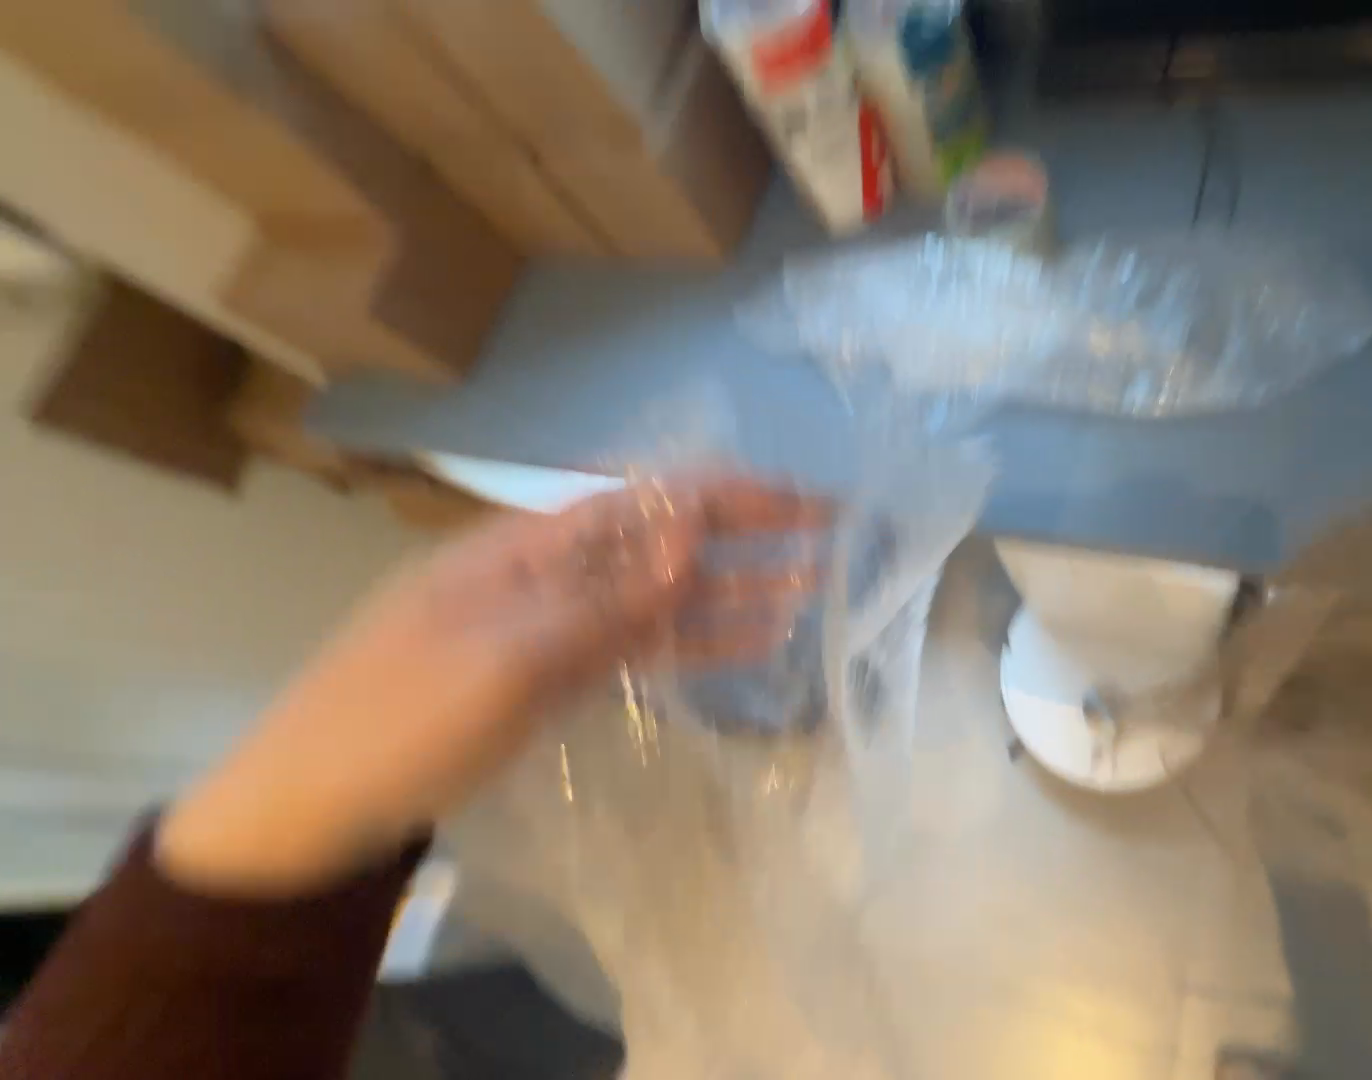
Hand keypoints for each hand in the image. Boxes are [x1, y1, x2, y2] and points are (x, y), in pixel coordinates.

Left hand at [158, 474, 828, 896]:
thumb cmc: (394, 721)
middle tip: (830, 531)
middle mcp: (564, 570)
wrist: (314, 808)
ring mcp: (570, 622)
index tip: (805, 502)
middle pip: (674, 538)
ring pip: (673, 594)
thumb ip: (607, 600)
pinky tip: (758, 638)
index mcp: (537, 544)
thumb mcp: (501, 658)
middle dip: (754, 530)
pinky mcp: (572, 670)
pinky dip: (705, 639)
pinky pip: (651, 645)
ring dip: (742, 586)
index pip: (655, 500)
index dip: (736, 494)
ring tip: (815, 584)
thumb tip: (692, 539)